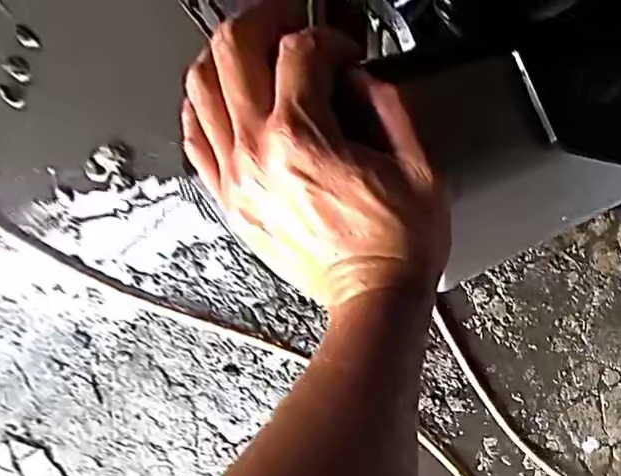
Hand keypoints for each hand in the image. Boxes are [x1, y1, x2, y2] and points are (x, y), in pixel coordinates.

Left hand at [182, 4, 450, 311]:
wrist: (377, 301)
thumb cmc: (398, 253)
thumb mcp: (424, 174)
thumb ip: (396, 110)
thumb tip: (367, 81)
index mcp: (306, 140)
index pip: (301, 52)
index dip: (330, 39)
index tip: (345, 53)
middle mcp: (260, 153)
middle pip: (234, 47)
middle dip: (265, 21)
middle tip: (287, 23)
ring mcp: (240, 180)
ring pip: (202, 84)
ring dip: (225, 56)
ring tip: (253, 56)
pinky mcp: (235, 204)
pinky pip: (196, 138)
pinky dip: (203, 106)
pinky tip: (224, 102)